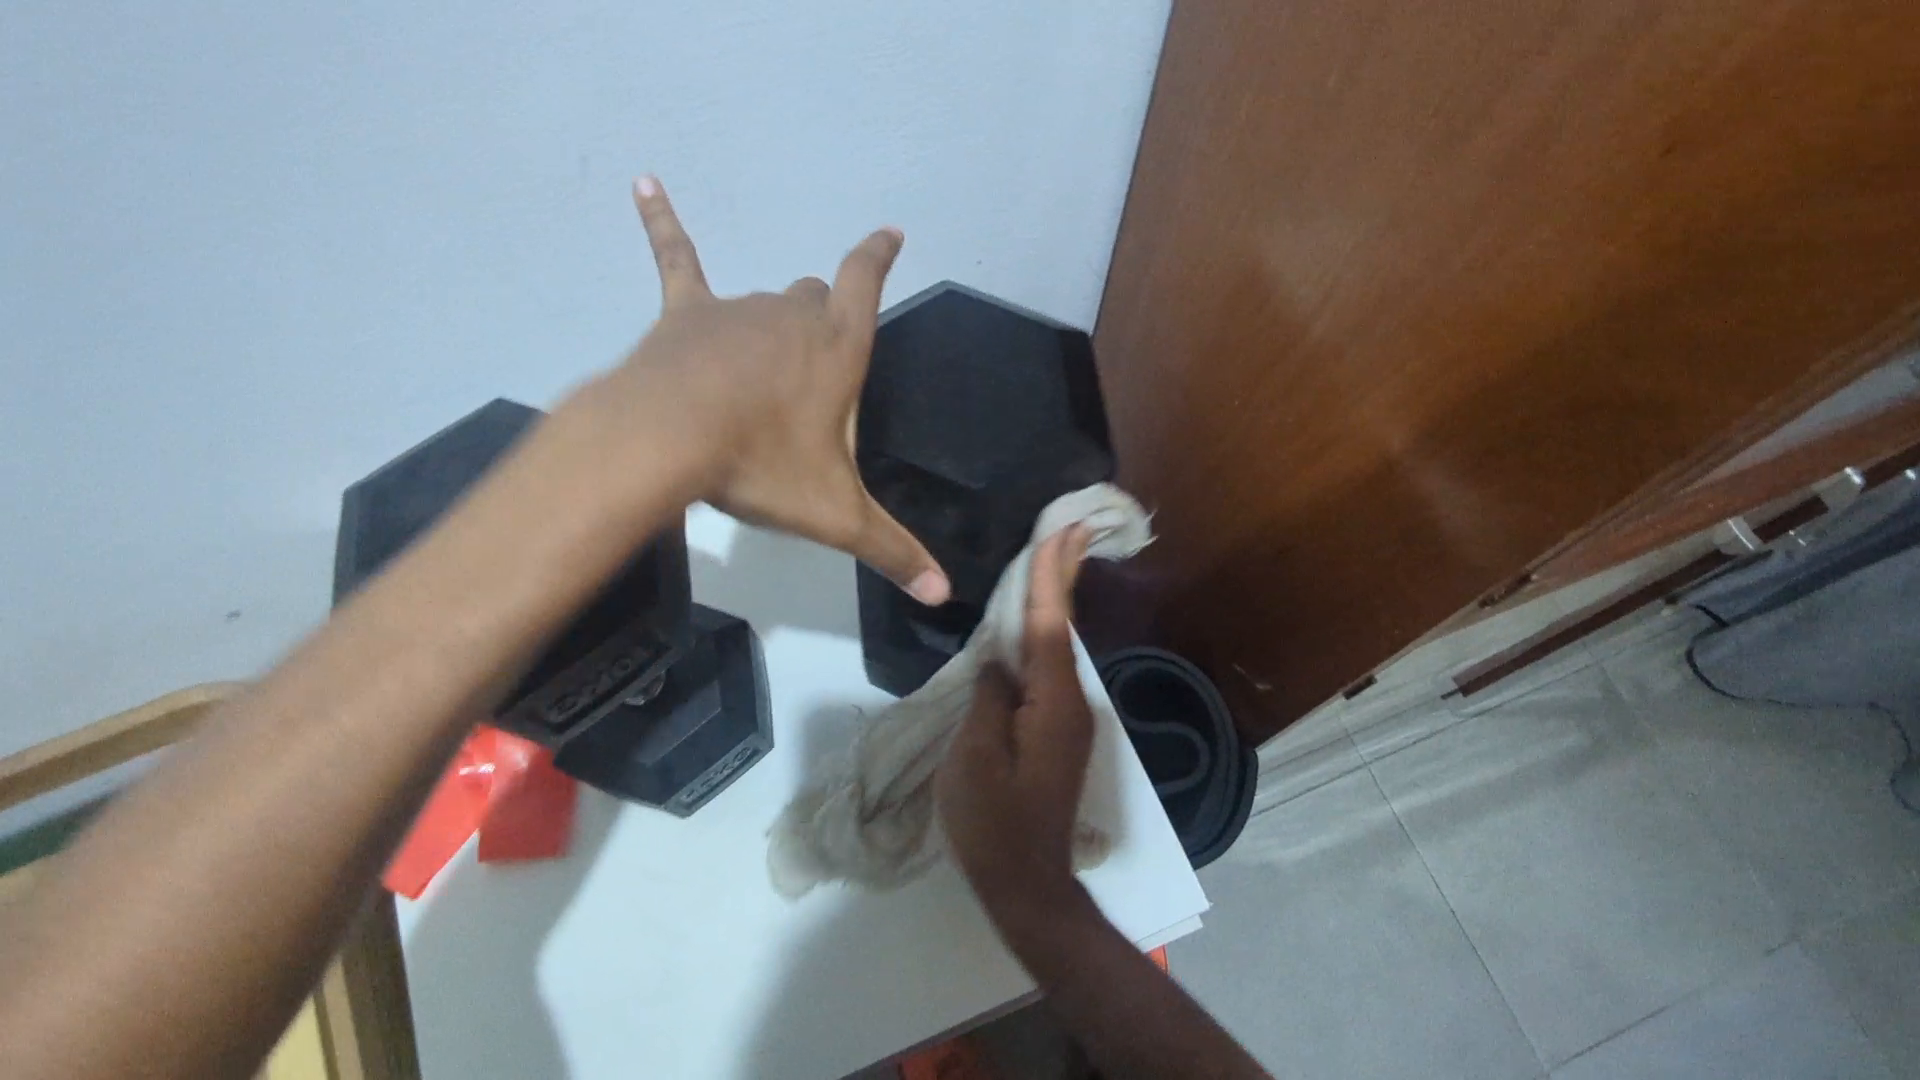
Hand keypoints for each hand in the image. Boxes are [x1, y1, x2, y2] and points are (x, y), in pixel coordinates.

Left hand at [594, 176, 948, 603]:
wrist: (671, 441)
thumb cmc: (764, 467)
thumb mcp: (836, 515)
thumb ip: (892, 550)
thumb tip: (943, 594)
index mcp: (838, 349)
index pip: (867, 283)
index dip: (879, 257)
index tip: (890, 233)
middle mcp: (793, 315)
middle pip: (815, 297)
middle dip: (822, 318)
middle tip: (813, 368)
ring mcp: (738, 309)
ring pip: (764, 300)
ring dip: (770, 322)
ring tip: (757, 374)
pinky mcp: (685, 313)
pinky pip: (677, 259)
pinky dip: (663, 223)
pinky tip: (644, 181)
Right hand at [937, 525, 1094, 921]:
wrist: (1027, 883)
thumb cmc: (993, 822)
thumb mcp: (974, 757)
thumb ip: (989, 699)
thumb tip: (1000, 665)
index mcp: (1052, 703)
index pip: (1051, 625)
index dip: (1052, 575)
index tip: (1063, 529)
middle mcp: (1072, 704)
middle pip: (1063, 629)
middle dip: (1064, 577)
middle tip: (1069, 528)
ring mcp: (1068, 721)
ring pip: (1058, 649)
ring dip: (1054, 603)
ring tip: (1047, 560)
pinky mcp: (1058, 734)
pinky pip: (1049, 672)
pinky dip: (1043, 637)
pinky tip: (1030, 626)